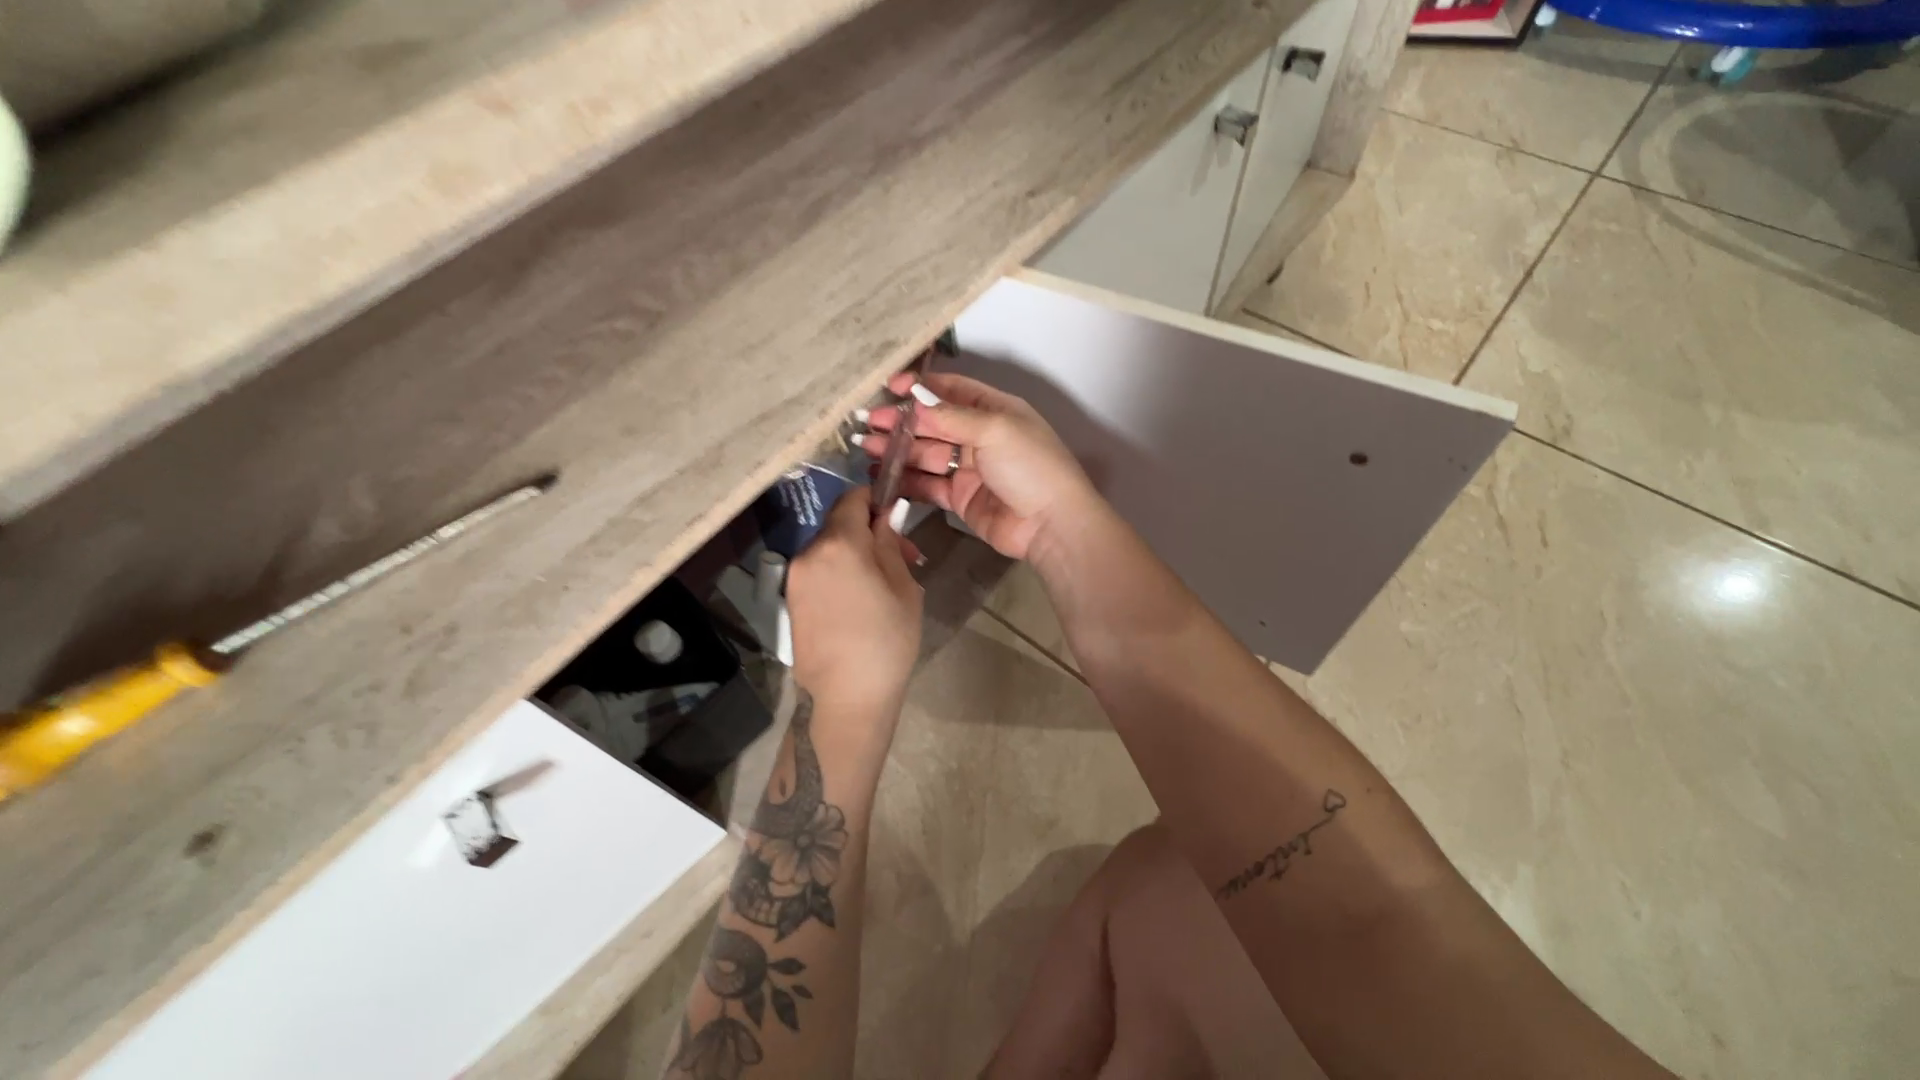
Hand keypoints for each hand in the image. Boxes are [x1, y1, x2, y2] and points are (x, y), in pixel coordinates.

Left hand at [786, 489, 923, 716]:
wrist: (847, 697)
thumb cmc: (886, 640)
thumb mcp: (903, 586)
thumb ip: (890, 543)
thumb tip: (883, 517)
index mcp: (839, 544)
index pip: (852, 499)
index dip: (875, 501)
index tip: (895, 517)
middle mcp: (808, 553)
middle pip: (839, 525)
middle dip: (868, 533)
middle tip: (903, 559)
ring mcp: (795, 578)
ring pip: (828, 550)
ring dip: (854, 556)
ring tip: (883, 585)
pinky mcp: (791, 600)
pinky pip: (818, 572)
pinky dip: (839, 574)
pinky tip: (860, 602)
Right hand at [860, 371, 1098, 561]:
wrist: (1051, 524)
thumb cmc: (1030, 466)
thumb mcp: (994, 429)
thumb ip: (951, 416)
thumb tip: (915, 402)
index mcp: (994, 410)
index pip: (952, 390)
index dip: (922, 387)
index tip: (890, 387)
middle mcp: (980, 436)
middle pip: (933, 423)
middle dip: (902, 422)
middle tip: (868, 423)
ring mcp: (969, 469)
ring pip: (926, 454)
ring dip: (897, 450)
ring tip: (866, 448)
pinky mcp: (960, 498)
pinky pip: (927, 485)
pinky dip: (905, 481)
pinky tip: (879, 477)